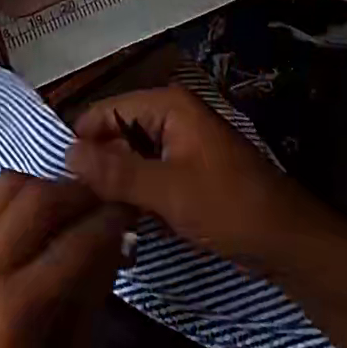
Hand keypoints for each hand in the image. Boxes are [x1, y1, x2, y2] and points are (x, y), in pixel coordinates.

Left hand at [0, 171, 131, 347]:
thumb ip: (95, 288)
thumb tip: (119, 230)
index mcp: (10, 313)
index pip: (76, 241)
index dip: (112, 220)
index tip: (131, 209)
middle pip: (38, 198)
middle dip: (80, 194)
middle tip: (104, 202)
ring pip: (7, 185)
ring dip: (45, 189)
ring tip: (69, 210)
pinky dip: (14, 202)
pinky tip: (33, 223)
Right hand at [66, 86, 321, 269]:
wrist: (288, 242)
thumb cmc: (229, 206)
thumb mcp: (168, 191)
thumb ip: (116, 172)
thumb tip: (67, 154)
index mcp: (168, 105)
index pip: (106, 111)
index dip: (82, 141)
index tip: (59, 180)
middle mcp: (170, 116)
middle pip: (116, 133)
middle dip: (98, 166)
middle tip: (75, 205)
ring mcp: (178, 144)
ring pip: (129, 157)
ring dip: (115, 184)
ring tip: (94, 216)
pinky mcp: (184, 171)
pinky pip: (146, 174)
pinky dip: (134, 194)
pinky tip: (122, 221)